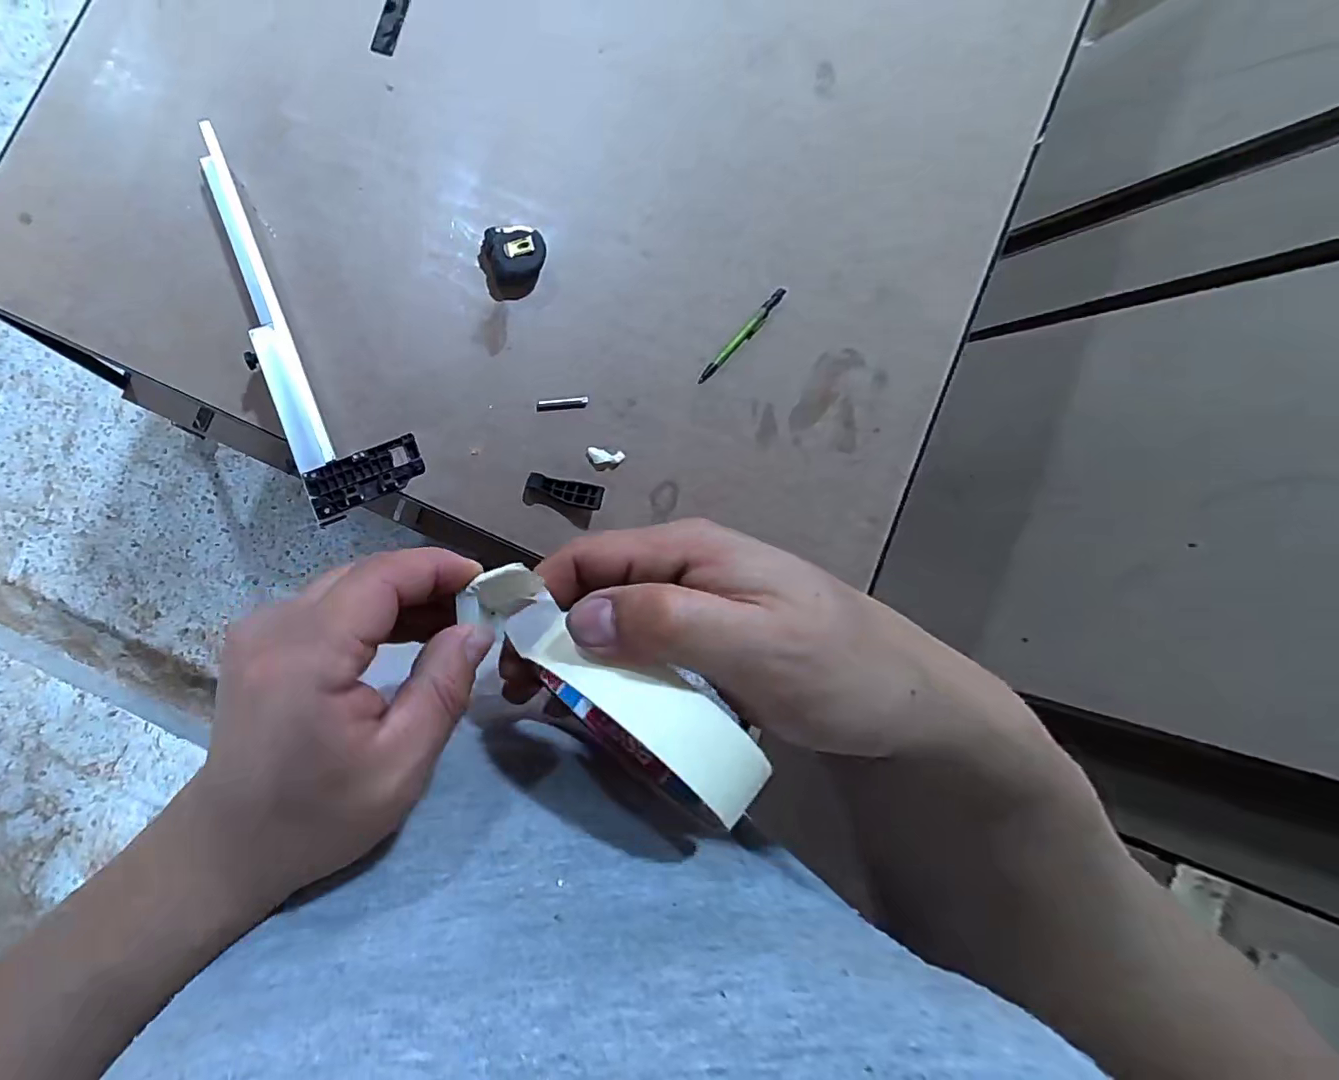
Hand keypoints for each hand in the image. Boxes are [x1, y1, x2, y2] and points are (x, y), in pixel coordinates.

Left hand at [180, 548, 493, 909]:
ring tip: (445, 620)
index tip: (481, 579)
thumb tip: (475, 630)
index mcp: (305, 654)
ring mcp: (256, 629)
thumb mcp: (399, 765)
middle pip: (359, 576)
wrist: (232, 841)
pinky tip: (397, 633)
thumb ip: (442, 688)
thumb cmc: (318, 816)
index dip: (434, 568)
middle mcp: (272, 625)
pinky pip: (319, 607)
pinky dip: (363, 613)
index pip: (378, 578)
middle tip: (471, 607)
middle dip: (421, 583)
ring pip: (340, 587)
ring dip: (394, 597)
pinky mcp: (253, 639)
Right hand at [503, 520, 1034, 761]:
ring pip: (609, 623)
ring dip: (574, 658)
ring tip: (552, 703)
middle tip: (523, 687)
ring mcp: (690, 606)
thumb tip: (578, 617)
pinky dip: (609, 676)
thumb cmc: (840, 670)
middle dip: (549, 633)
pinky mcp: (698, 642)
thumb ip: (667, 621)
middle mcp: (679, 569)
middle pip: (591, 589)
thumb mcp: (756, 644)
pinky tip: (601, 707)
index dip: (542, 595)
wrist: (916, 713)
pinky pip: (637, 651)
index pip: (589, 557)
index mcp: (687, 549)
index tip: (515, 649)